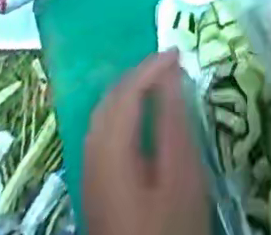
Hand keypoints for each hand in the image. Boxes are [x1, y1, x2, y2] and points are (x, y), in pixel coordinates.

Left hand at [82, 52, 210, 234]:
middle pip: (110, 97)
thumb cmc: (168, 230)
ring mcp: (89, 169)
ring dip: (129, 91)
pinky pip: (104, 129)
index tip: (180, 52)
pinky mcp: (94, 184)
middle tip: (171, 63)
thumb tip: (169, 74)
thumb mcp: (181, 177)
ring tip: (160, 82)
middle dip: (139, 74)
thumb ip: (172, 122)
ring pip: (104, 112)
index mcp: (109, 144)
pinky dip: (123, 111)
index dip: (152, 66)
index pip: (128, 89)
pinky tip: (141, 116)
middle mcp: (91, 150)